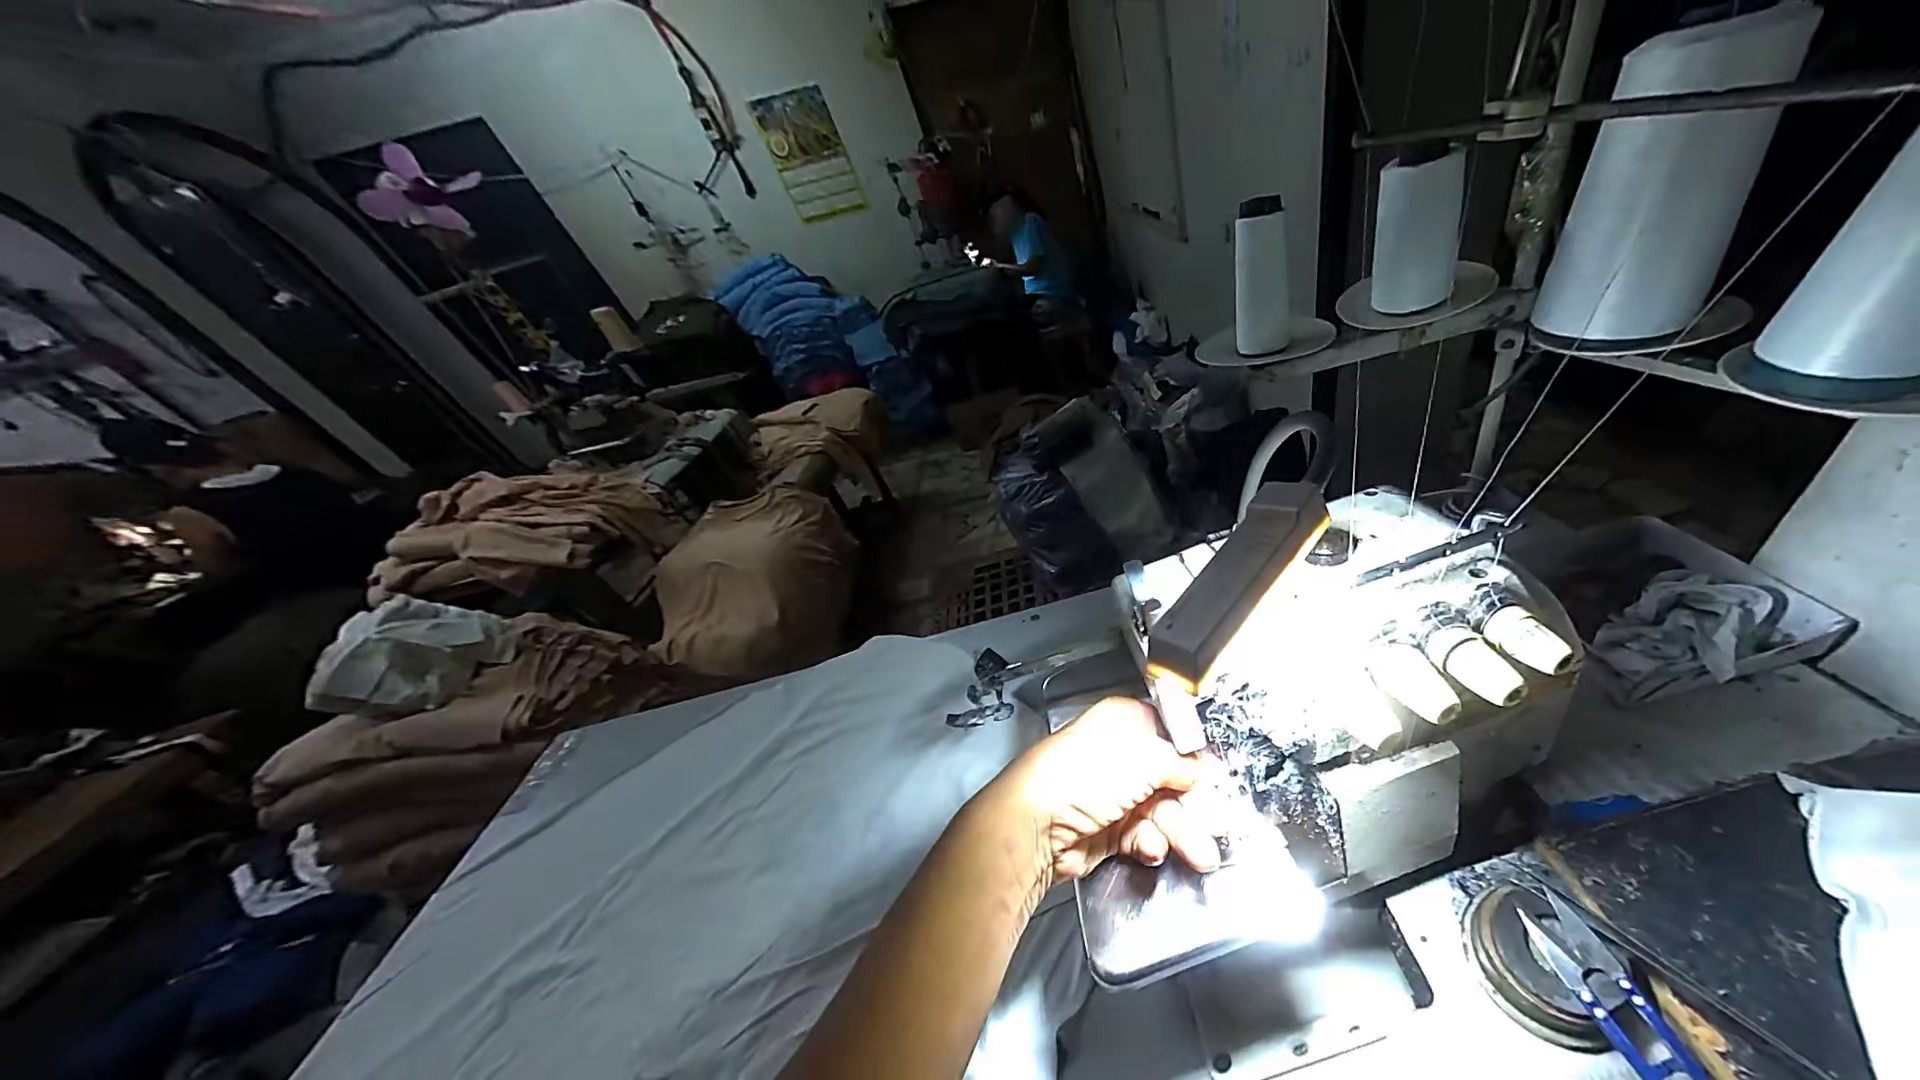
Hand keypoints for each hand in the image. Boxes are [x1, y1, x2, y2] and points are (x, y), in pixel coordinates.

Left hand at [987, 696, 1223, 889]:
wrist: (1038, 825)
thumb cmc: (1079, 776)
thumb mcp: (1145, 759)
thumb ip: (1182, 764)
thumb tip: (1204, 770)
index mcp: (1121, 722)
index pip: (1169, 734)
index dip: (1194, 755)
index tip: (1215, 776)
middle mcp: (1116, 756)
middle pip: (1170, 778)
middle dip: (1193, 803)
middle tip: (1212, 821)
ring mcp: (1111, 794)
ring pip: (1161, 812)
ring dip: (1180, 832)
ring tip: (1196, 851)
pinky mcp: (1107, 829)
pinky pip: (1143, 835)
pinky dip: (1150, 844)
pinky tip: (1148, 847)